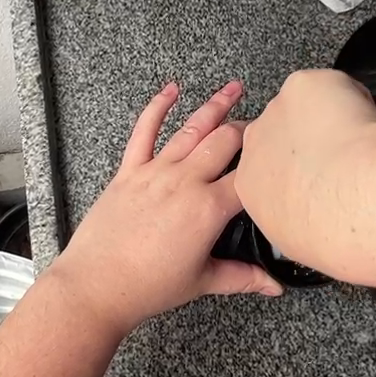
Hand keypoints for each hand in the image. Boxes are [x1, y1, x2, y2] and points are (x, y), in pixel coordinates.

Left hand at [45, 80, 283, 334]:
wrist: (96, 286)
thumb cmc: (147, 287)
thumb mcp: (203, 282)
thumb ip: (243, 277)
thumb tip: (274, 286)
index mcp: (208, 210)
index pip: (249, 177)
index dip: (267, 162)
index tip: (279, 154)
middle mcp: (185, 182)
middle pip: (226, 141)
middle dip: (247, 129)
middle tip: (262, 126)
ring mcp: (155, 172)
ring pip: (192, 129)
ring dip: (216, 105)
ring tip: (234, 89)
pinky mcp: (129, 171)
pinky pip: (144, 131)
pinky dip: (157, 107)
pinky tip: (171, 89)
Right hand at [236, 70, 375, 287]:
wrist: (356, 199)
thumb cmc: (332, 228)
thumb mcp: (298, 243)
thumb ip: (293, 219)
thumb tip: (310, 219)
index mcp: (250, 185)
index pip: (264, 166)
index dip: (292, 167)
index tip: (313, 172)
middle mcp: (256, 143)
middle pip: (279, 131)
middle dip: (304, 138)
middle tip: (339, 157)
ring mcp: (277, 110)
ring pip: (306, 105)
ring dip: (329, 116)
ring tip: (358, 143)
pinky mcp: (301, 85)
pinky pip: (329, 84)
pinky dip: (350, 95)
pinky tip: (364, 122)